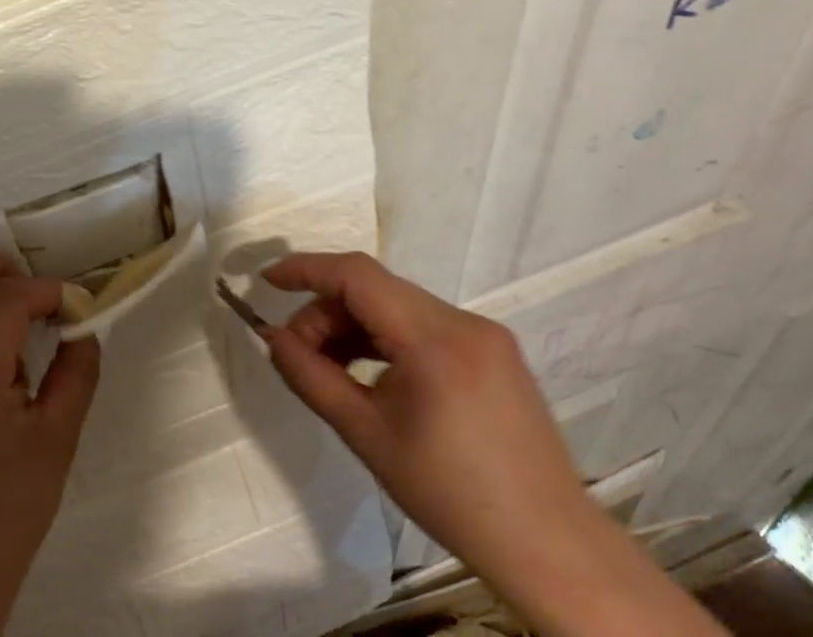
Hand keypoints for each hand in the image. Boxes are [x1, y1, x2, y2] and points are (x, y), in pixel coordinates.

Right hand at [256, 252, 725, 636]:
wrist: (546, 542)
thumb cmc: (449, 492)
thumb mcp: (364, 433)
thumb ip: (311, 377)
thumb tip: (273, 337)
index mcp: (436, 340)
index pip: (358, 276)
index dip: (306, 269)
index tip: (266, 281)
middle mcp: (465, 323)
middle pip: (376, 290)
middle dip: (325, 311)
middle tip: (296, 354)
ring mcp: (486, 337)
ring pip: (398, 307)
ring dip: (353, 326)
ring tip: (326, 368)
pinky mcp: (494, 355)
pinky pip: (424, 327)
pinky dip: (385, 339)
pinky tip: (367, 374)